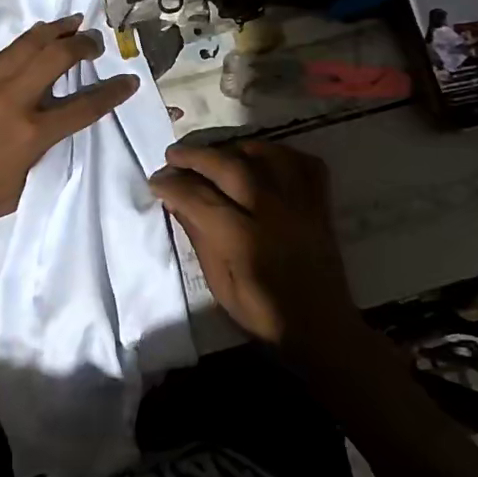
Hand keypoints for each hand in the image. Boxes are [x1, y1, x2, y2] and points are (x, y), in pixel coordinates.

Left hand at [0, 15, 138, 231]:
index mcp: (32, 134)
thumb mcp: (21, 184)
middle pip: (57, 58)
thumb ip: (41, 152)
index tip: (129, 80)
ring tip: (73, 22)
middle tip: (96, 43)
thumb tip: (49, 127)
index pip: (84, 106)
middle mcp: (14, 101)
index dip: (112, 92)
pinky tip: (36, 40)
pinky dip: (27, 42)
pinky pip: (5, 53)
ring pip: (28, 45)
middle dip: (83, 45)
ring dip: (55, 31)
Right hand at [149, 141, 361, 350]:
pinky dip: (283, 154)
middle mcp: (273, 213)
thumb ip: (199, 237)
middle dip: (196, 156)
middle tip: (174, 155)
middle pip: (230, 167)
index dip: (172, 185)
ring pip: (268, 155)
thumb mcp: (219, 284)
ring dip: (236, 148)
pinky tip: (263, 160)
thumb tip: (176, 201)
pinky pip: (305, 163)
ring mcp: (301, 204)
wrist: (320, 328)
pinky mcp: (321, 204)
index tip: (156, 180)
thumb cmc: (262, 314)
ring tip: (216, 154)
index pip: (198, 198)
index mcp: (243, 240)